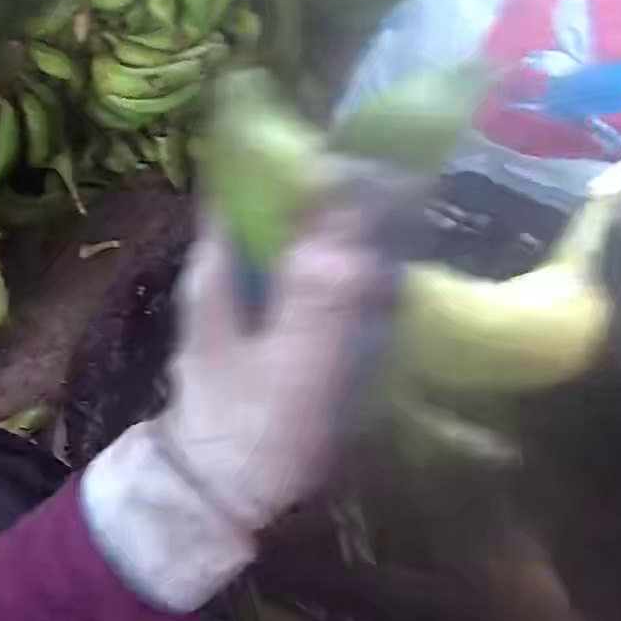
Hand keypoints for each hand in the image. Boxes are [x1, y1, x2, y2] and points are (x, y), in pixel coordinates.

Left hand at [82, 179, 407, 611]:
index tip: (352, 130)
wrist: (218, 490)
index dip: (288, 149)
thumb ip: (320, 284)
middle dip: (329, 187)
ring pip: (290, 241)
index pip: (240, 181)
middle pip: (272, 206)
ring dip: (338, 227)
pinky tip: (381, 272)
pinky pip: (300, 280)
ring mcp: (240, 299)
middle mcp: (222, 271)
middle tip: (401, 171)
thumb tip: (345, 188)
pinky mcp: (261, 326)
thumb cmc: (251, 425)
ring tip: (404, 210)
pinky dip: (336, 269)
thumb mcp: (294, 358)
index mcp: (216, 265)